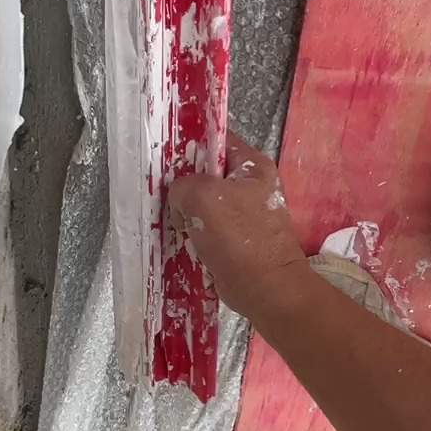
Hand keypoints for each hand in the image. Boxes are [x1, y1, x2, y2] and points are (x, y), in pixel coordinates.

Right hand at [168, 133, 310, 318]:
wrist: (265, 289)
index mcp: (253, 166)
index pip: (217, 140)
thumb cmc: (239, 239)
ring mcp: (244, 214)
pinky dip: (193, 232)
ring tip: (172, 218)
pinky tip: (181, 237)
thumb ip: (182, 185)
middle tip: (165, 193)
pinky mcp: (235, 239)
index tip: (166, 158)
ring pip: (204, 203)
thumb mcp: (202, 197)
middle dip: (184, 183)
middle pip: (207, 173)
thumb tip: (180, 201)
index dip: (190, 145)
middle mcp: (251, 186)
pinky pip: (207, 227)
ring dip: (186, 211)